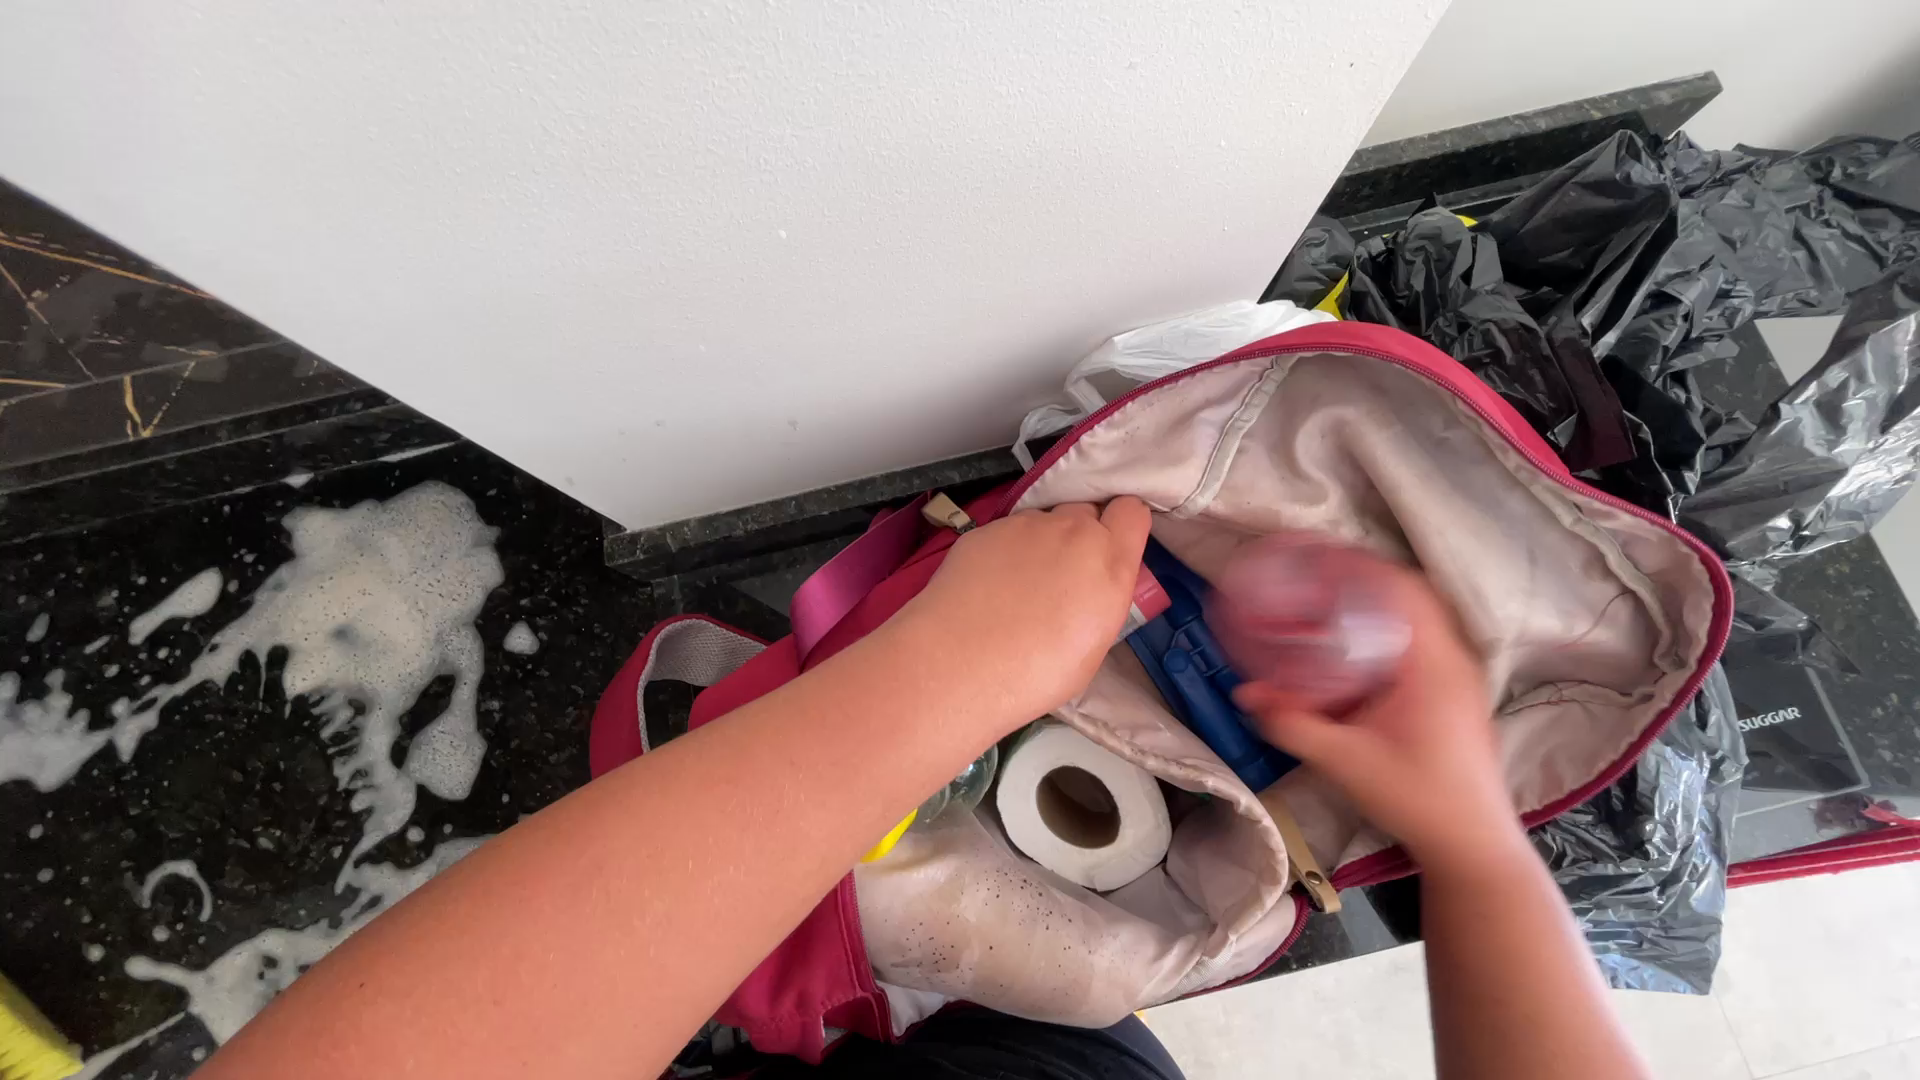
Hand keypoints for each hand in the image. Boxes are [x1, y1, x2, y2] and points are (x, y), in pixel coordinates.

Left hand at [882, 497, 1153, 733]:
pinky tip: (985, 585)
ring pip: (1043, 521)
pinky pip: (1005, 532)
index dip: (1121, 526)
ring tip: (1016, 585)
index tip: (1111, 548)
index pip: (1132, 511)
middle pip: (1086, 512)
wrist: (960, 662)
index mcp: (1109, 563)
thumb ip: (1099, 600)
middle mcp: (1072, 532)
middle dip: (1079, 536)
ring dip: (1039, 543)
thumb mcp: (1092, 646)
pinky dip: (1002, 551)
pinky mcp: (985, 529)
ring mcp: (1025, 526)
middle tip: (1060, 575)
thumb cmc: (1036, 674)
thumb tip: (1087, 591)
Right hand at [1234, 563, 1512, 867]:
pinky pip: (1415, 640)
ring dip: (1373, 601)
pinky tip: (1348, 644)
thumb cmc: (1416, 797)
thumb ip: (1292, 724)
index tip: (1315, 553)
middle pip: (1409, 594)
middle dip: (1360, 576)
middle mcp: (1450, 660)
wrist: (1473, 846)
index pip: (1402, 589)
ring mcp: (1456, 677)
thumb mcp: (1344, 760)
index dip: (1359, 563)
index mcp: (1432, 664)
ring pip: (1415, 617)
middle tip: (1313, 572)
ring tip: (1325, 598)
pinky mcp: (1451, 694)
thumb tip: (1244, 695)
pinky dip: (1382, 627)